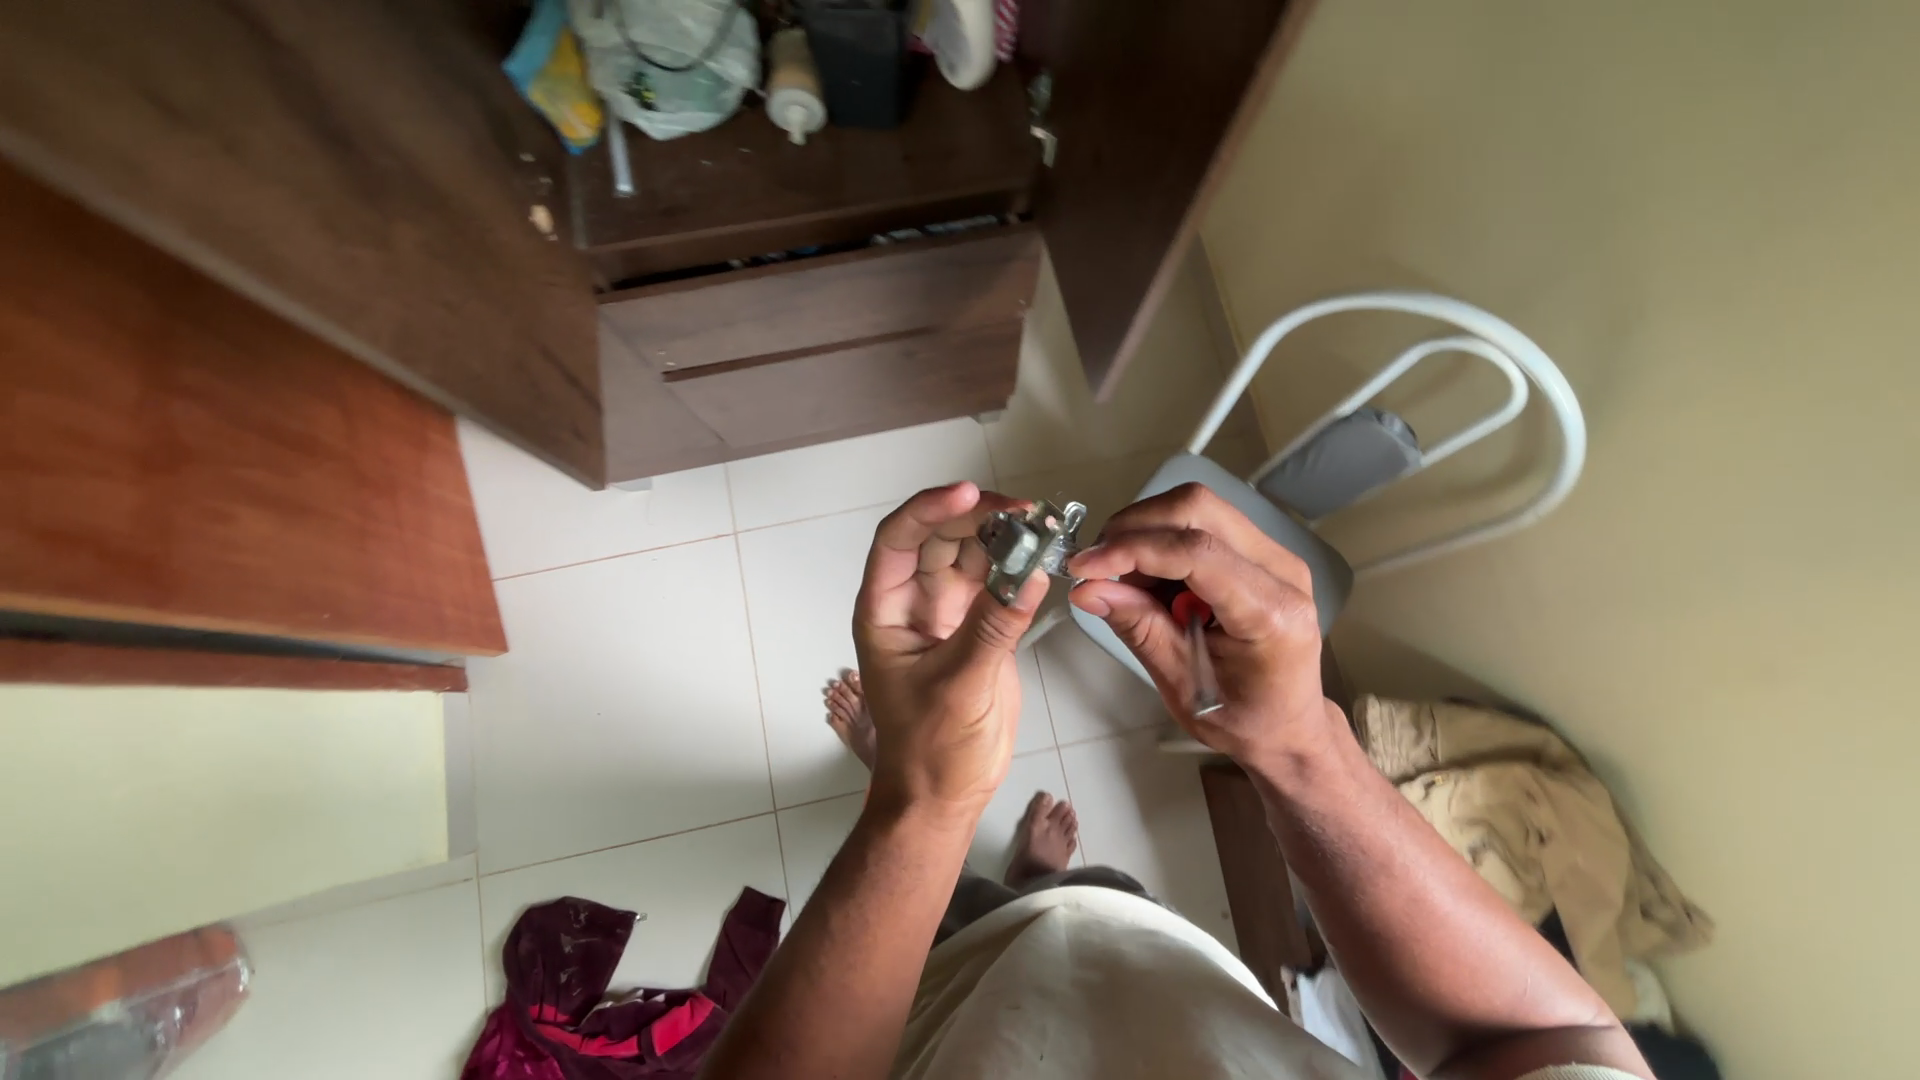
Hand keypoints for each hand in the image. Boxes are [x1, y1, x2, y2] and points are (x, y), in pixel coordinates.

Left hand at [853, 483, 1048, 818]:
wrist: (946, 792)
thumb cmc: (932, 746)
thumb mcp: (959, 685)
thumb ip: (994, 627)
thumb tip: (1032, 574)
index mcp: (885, 609)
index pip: (898, 539)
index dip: (930, 509)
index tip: (972, 492)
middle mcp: (914, 601)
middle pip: (940, 538)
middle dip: (977, 516)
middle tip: (1025, 509)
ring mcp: (948, 611)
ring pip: (972, 555)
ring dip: (1004, 536)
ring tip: (1042, 524)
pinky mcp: (979, 626)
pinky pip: (998, 583)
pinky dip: (1019, 567)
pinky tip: (1043, 554)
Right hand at [1065, 483, 1328, 766]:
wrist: (1290, 727)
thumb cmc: (1242, 720)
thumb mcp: (1181, 685)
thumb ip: (1137, 628)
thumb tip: (1086, 589)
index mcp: (1272, 614)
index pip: (1195, 553)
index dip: (1131, 550)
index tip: (1082, 567)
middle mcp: (1282, 571)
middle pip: (1197, 508)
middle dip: (1134, 528)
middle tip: (1098, 566)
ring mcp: (1275, 555)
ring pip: (1196, 507)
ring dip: (1145, 533)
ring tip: (1126, 582)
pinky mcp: (1260, 552)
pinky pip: (1202, 523)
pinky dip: (1161, 542)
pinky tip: (1151, 582)